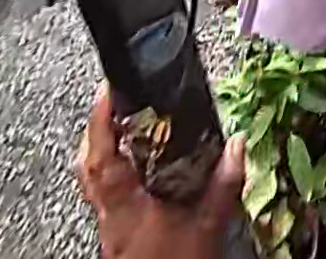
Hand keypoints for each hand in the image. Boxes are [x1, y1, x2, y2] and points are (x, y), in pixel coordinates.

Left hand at [76, 84, 244, 258]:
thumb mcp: (205, 228)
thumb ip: (222, 185)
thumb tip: (238, 142)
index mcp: (124, 206)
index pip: (103, 157)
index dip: (101, 121)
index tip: (107, 88)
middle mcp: (109, 215)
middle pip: (87, 167)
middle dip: (95, 131)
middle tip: (111, 102)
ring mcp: (108, 228)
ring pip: (91, 182)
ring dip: (100, 150)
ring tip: (118, 126)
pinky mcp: (115, 237)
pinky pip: (103, 196)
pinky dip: (111, 171)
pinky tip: (133, 167)